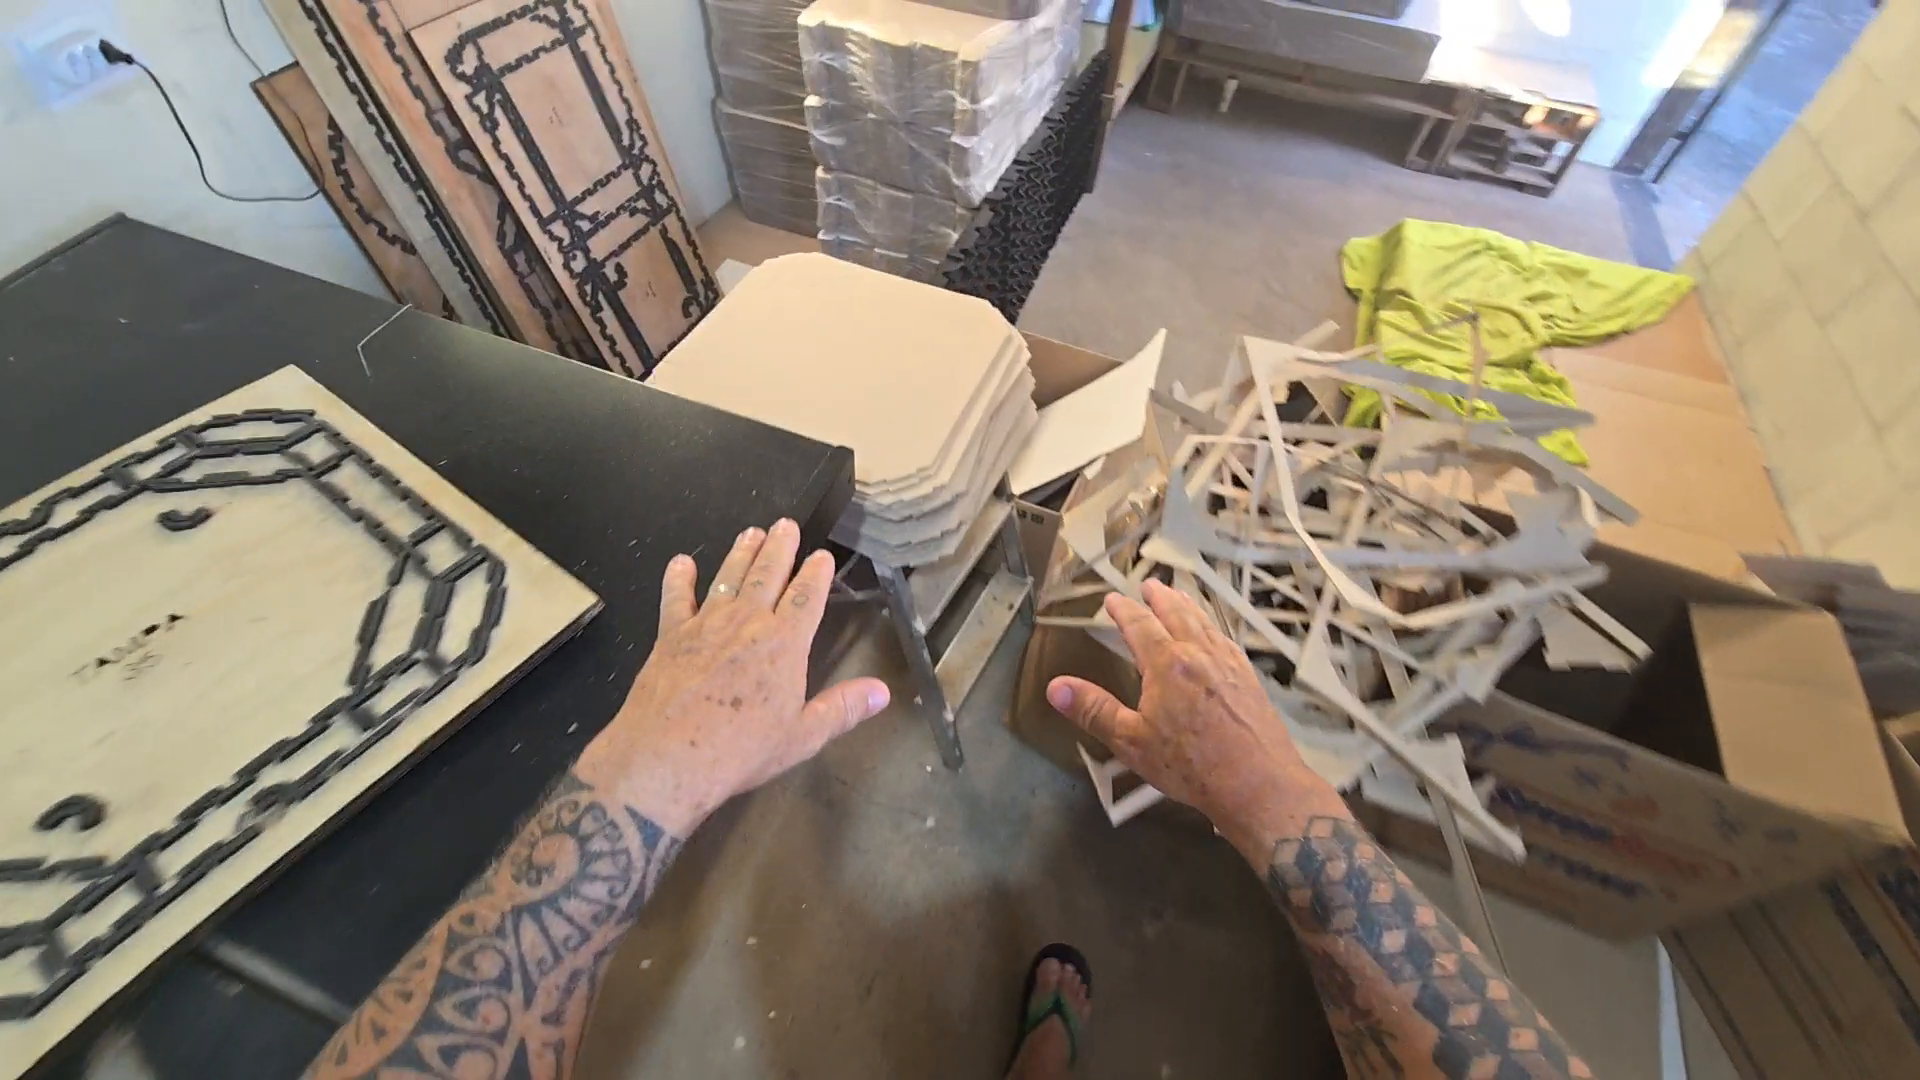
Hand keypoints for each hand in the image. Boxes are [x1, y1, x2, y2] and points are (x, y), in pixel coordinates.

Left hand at [578, 519, 890, 835]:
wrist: (666, 759)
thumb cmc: (741, 750)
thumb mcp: (802, 736)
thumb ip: (842, 709)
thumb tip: (882, 692)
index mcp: (784, 644)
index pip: (807, 597)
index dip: (816, 573)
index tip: (821, 555)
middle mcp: (748, 623)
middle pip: (768, 575)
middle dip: (780, 548)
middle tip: (785, 524)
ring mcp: (706, 625)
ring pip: (729, 578)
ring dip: (741, 553)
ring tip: (751, 532)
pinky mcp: (671, 636)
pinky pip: (677, 599)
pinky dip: (679, 579)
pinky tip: (681, 562)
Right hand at [1046, 580, 1346, 857]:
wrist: (1259, 784)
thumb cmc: (1190, 765)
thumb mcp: (1131, 742)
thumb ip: (1093, 710)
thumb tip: (1054, 687)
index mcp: (1166, 663)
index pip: (1139, 624)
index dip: (1123, 610)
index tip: (1112, 599)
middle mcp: (1198, 653)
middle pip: (1176, 614)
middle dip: (1159, 597)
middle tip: (1150, 584)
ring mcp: (1228, 664)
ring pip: (1203, 623)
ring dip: (1187, 605)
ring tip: (1179, 595)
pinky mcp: (1248, 678)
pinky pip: (1225, 639)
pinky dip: (1212, 626)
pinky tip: (1213, 634)